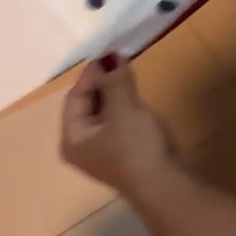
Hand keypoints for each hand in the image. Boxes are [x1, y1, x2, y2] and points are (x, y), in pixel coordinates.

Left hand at [61, 53, 181, 197]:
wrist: (162, 182)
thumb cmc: (135, 146)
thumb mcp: (125, 110)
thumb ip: (116, 82)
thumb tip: (109, 56)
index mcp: (73, 138)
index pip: (75, 99)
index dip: (91, 75)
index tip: (111, 52)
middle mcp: (82, 145)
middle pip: (86, 106)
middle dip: (102, 82)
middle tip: (122, 60)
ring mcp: (104, 150)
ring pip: (104, 113)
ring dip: (114, 92)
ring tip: (130, 73)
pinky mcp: (124, 150)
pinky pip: (118, 121)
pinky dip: (124, 105)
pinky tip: (138, 98)